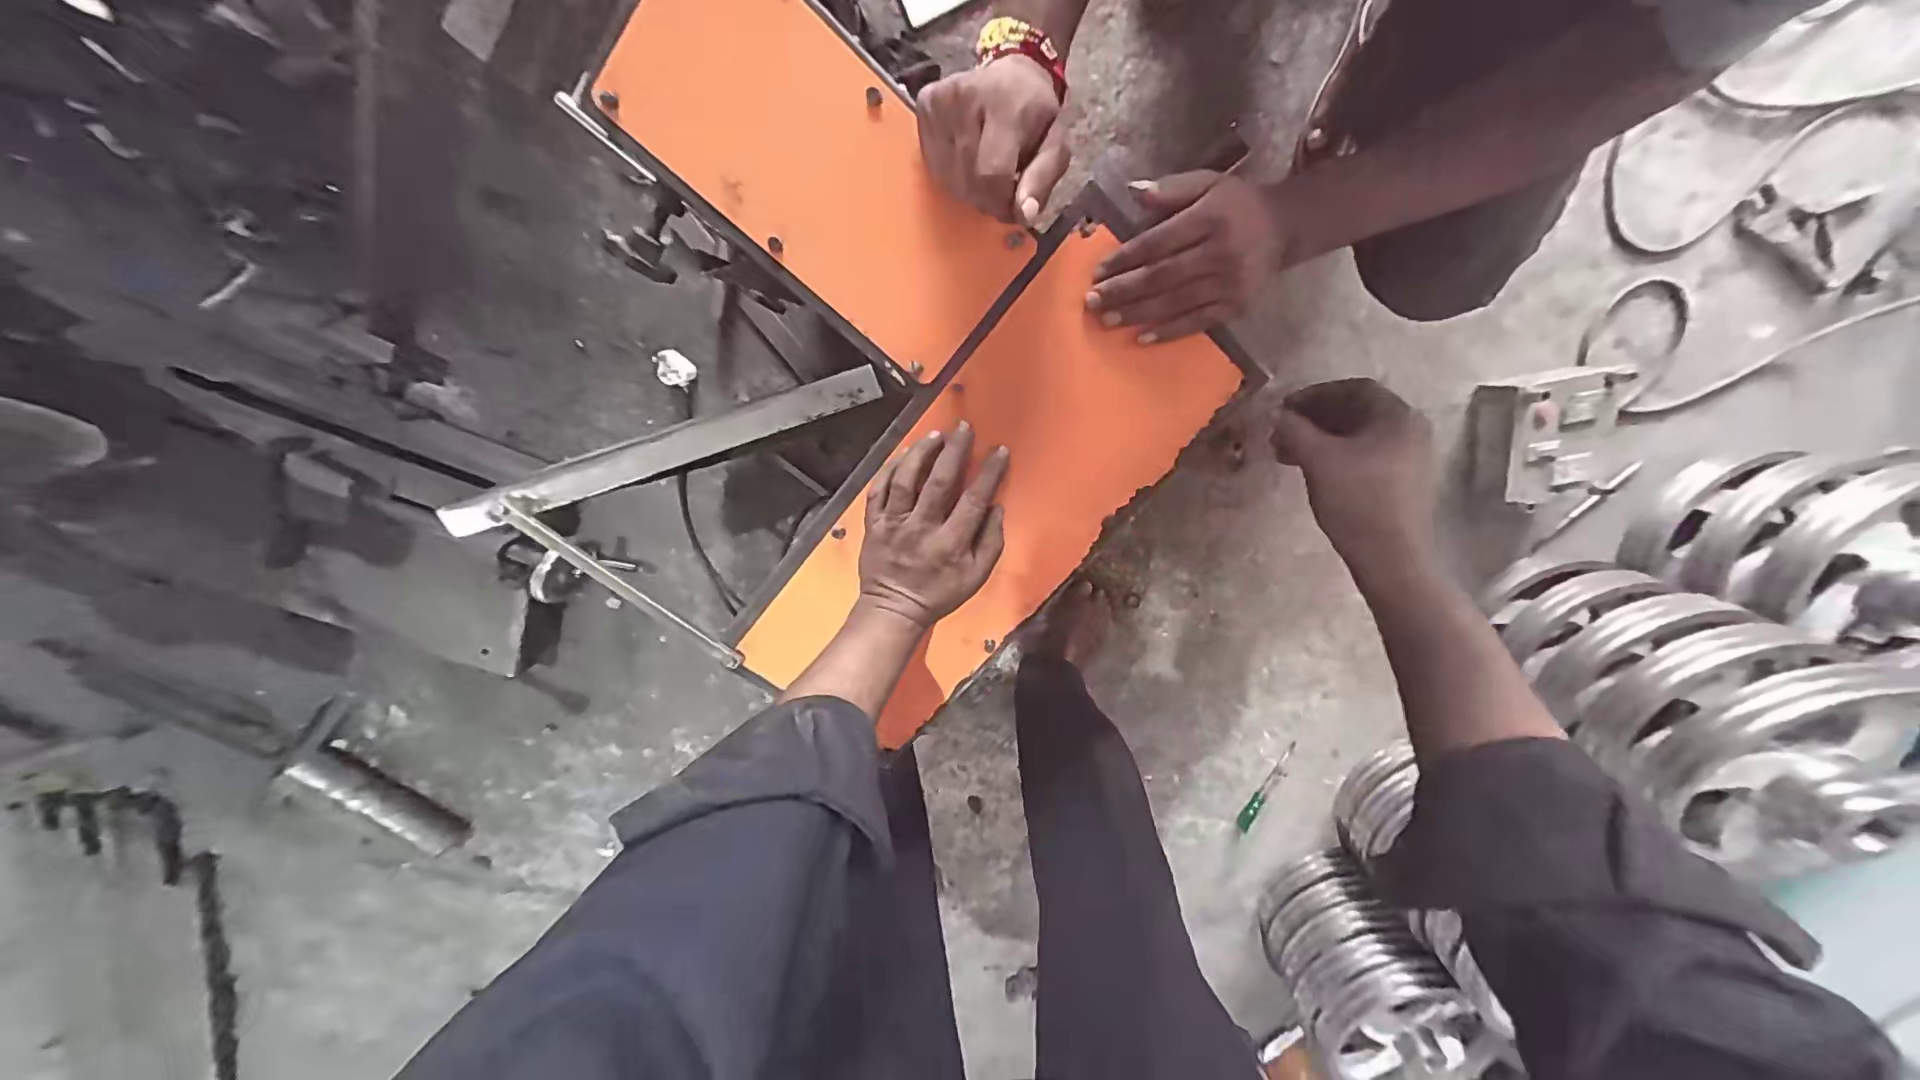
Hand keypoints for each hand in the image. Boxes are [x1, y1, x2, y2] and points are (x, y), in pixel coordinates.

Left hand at [859, 422, 1010, 628]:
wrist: (893, 608)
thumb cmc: (939, 594)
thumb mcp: (976, 577)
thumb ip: (991, 542)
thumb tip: (996, 508)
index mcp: (951, 543)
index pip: (974, 500)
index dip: (988, 472)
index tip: (998, 450)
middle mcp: (921, 528)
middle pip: (939, 481)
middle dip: (954, 451)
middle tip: (964, 428)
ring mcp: (894, 524)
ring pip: (906, 480)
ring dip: (921, 453)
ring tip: (935, 435)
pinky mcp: (874, 523)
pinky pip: (879, 490)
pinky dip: (891, 469)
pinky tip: (904, 454)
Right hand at [916, 56, 1069, 224]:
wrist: (1012, 73)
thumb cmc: (1035, 114)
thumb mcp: (1055, 145)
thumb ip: (1042, 181)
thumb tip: (1024, 215)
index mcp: (1006, 104)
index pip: (992, 174)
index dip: (1000, 202)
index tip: (1011, 206)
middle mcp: (967, 97)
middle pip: (969, 181)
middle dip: (986, 199)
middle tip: (1001, 189)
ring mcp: (941, 101)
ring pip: (950, 179)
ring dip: (969, 190)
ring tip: (985, 172)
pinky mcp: (925, 105)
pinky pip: (934, 166)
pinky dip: (952, 175)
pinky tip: (966, 160)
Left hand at [1086, 171, 1278, 342]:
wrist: (1284, 228)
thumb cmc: (1235, 205)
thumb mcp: (1208, 184)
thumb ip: (1171, 189)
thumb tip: (1133, 190)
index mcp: (1210, 218)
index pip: (1159, 242)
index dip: (1126, 258)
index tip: (1098, 272)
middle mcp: (1220, 252)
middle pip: (1162, 276)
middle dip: (1124, 290)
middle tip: (1092, 301)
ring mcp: (1229, 283)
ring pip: (1175, 302)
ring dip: (1138, 313)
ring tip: (1107, 319)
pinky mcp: (1235, 306)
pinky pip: (1196, 322)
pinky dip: (1168, 331)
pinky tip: (1141, 337)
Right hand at [1269, 379, 1436, 572]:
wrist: (1391, 555)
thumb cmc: (1356, 500)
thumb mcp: (1317, 459)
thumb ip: (1294, 430)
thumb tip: (1276, 414)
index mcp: (1396, 416)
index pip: (1352, 388)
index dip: (1314, 394)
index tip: (1283, 408)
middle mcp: (1409, 428)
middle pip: (1355, 411)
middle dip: (1313, 418)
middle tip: (1281, 432)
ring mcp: (1409, 455)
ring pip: (1357, 435)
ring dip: (1320, 438)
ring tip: (1288, 454)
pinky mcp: (1402, 480)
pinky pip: (1363, 454)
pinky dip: (1334, 455)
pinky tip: (1312, 470)